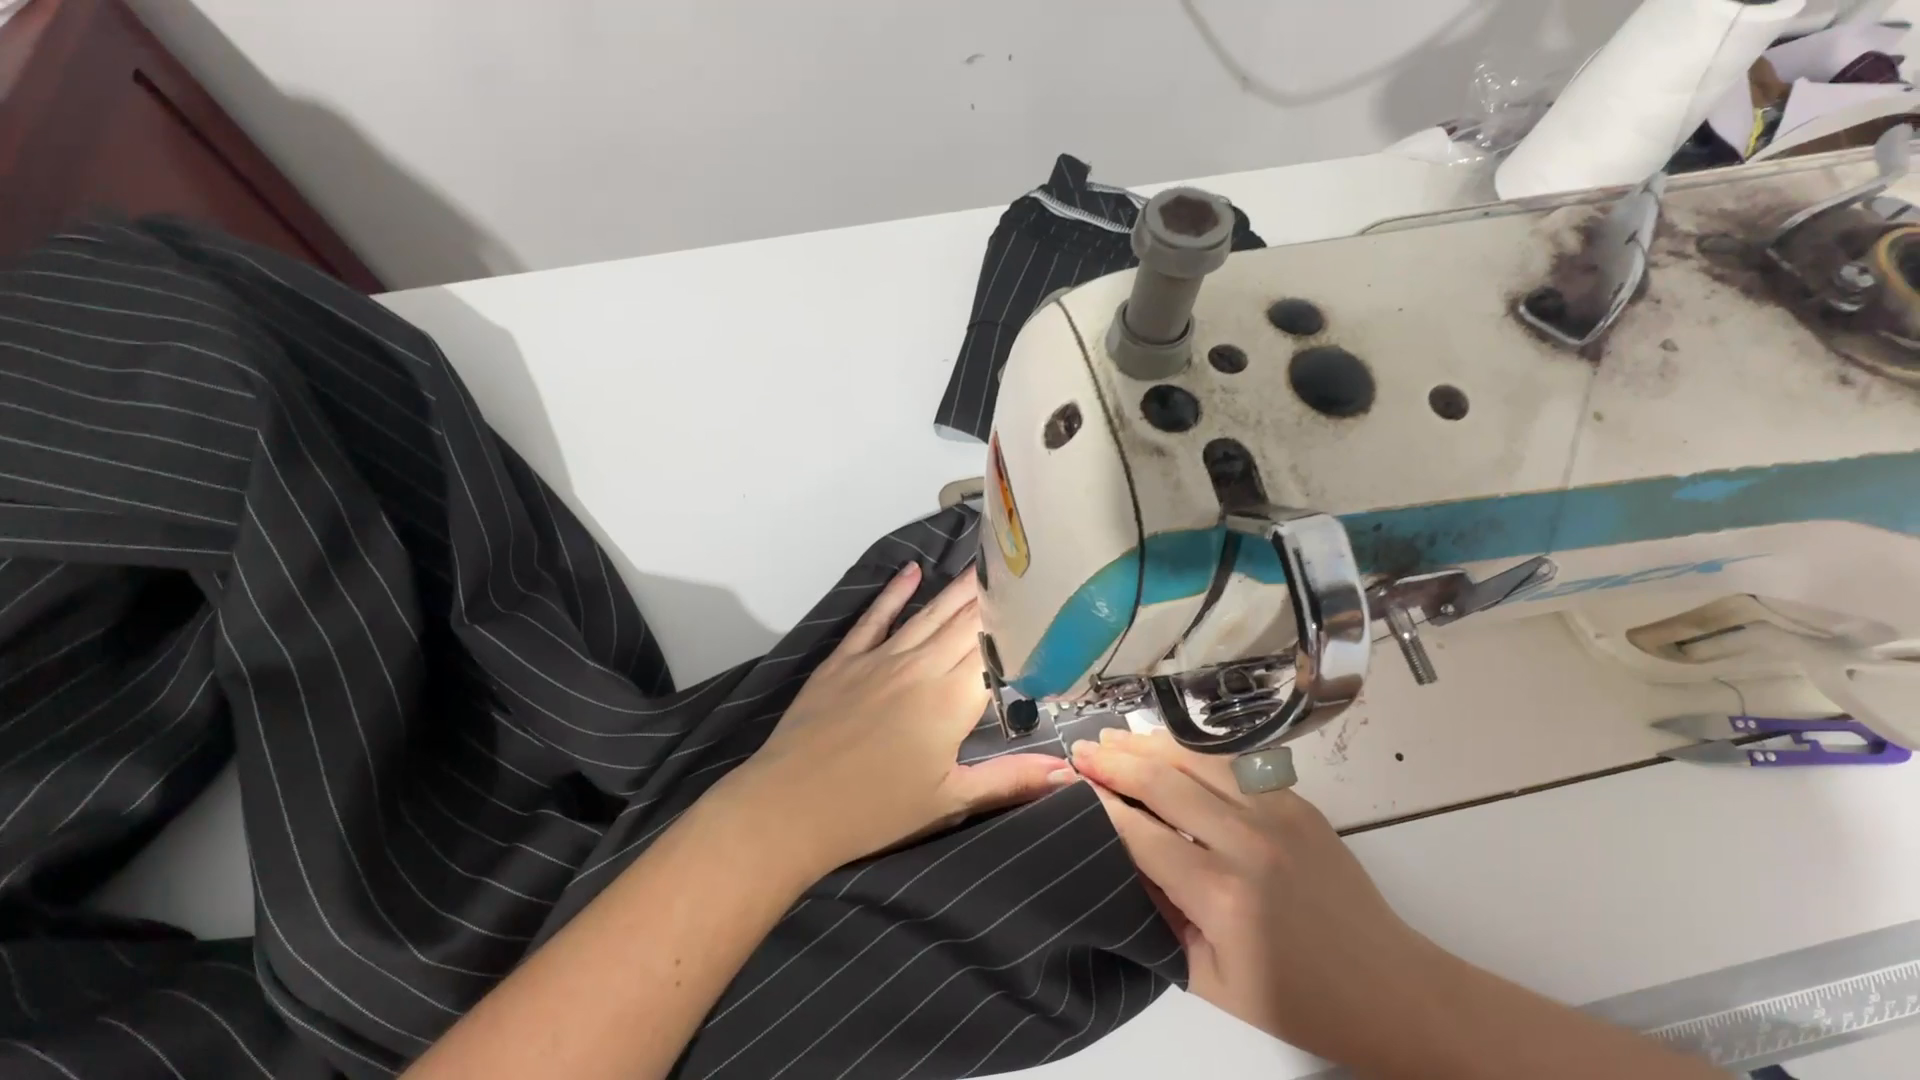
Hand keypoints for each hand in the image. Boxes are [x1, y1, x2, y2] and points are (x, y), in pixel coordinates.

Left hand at [730, 563, 1070, 874]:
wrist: (790, 806)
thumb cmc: (876, 810)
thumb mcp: (949, 800)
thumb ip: (1011, 780)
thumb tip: (1071, 772)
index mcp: (952, 699)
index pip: (997, 650)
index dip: (1022, 627)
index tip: (1044, 608)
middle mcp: (922, 666)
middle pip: (967, 622)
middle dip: (997, 597)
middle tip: (1022, 572)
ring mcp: (880, 658)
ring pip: (929, 613)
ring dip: (959, 588)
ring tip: (985, 564)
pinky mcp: (844, 659)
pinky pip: (875, 617)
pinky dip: (894, 593)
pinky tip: (912, 571)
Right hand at [1069, 729, 1439, 1063]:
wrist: (1389, 988)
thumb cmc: (1293, 999)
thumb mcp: (1208, 978)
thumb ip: (1159, 915)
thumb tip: (1122, 858)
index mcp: (1221, 895)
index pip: (1140, 834)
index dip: (1099, 805)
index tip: (1068, 785)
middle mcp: (1248, 841)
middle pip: (1163, 782)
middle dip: (1114, 763)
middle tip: (1079, 750)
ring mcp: (1278, 813)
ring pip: (1197, 760)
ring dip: (1149, 745)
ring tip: (1113, 737)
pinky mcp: (1298, 803)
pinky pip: (1233, 765)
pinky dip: (1191, 751)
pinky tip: (1166, 746)